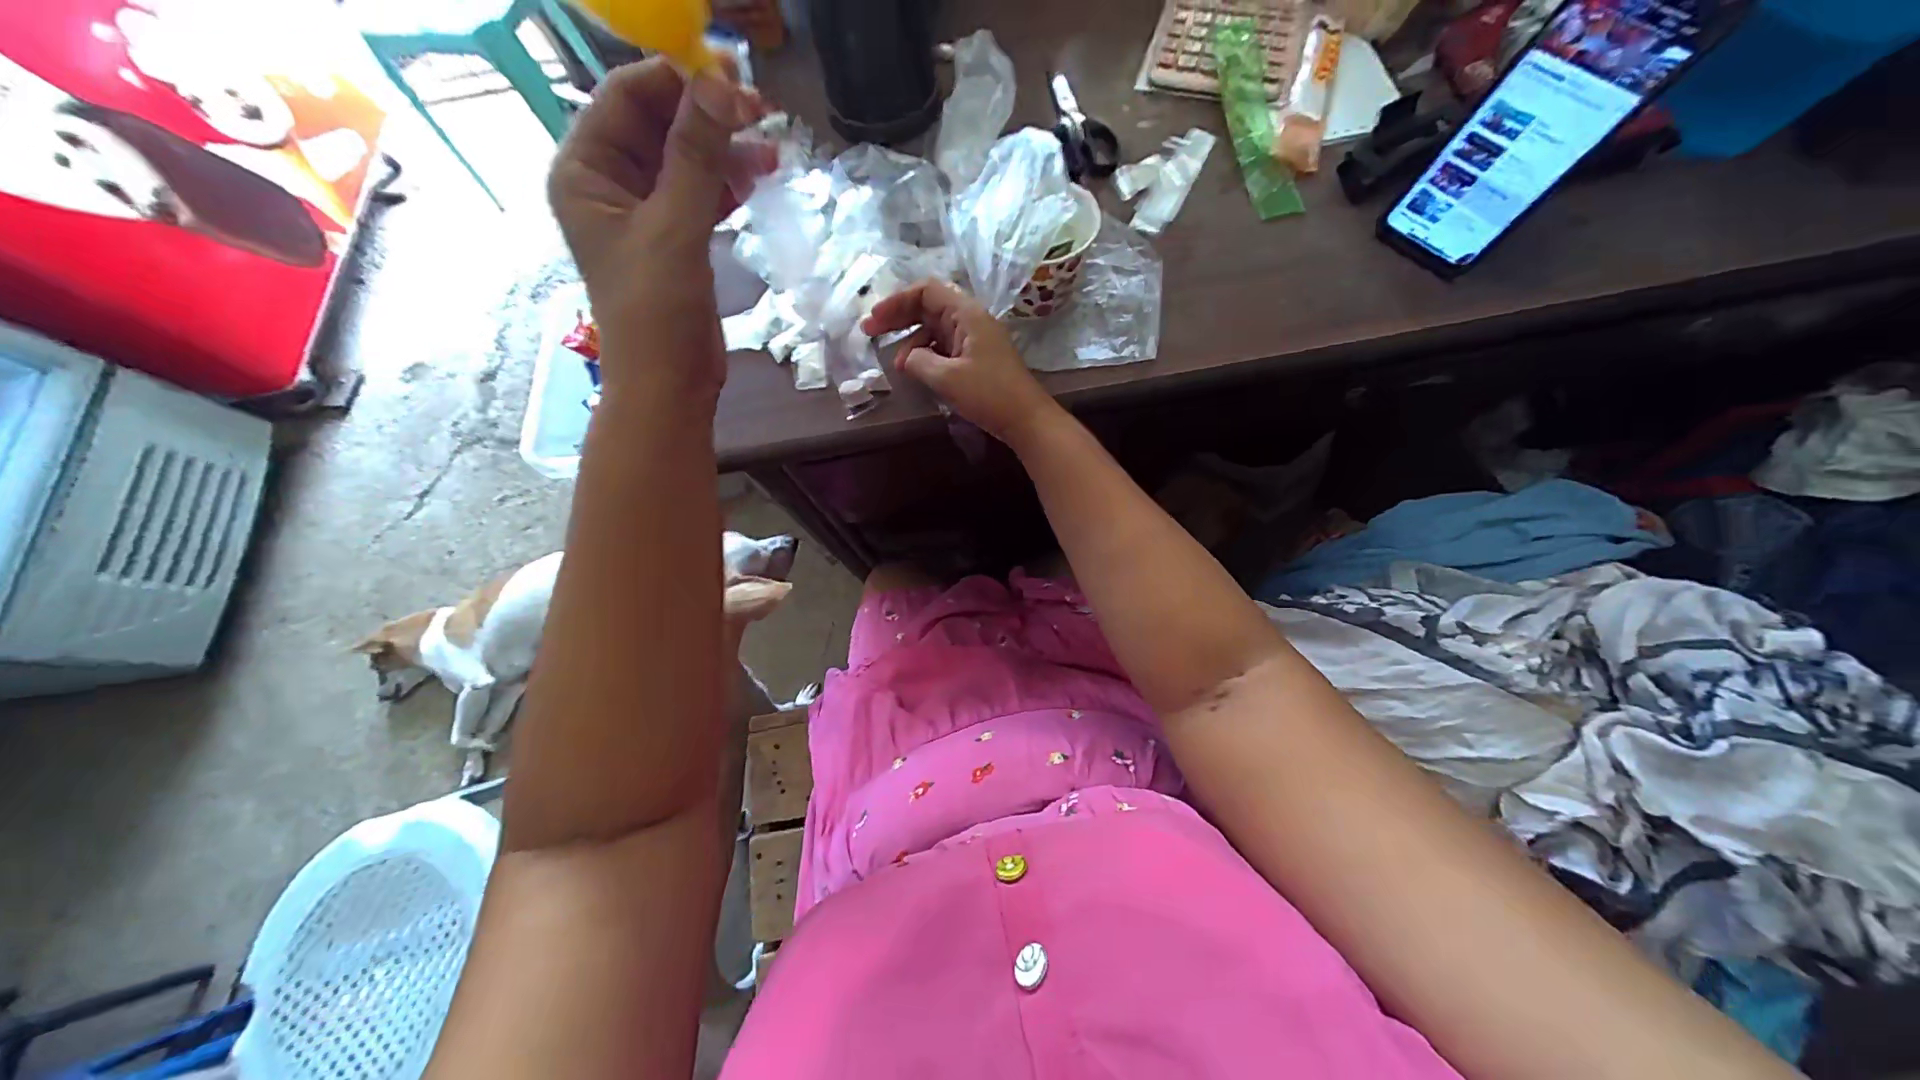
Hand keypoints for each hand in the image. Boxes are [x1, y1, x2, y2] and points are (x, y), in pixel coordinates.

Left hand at [548, 58, 770, 397]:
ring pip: (683, 159)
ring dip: (723, 150)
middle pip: (656, 125)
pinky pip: (698, 192)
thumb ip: (696, 155)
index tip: (731, 80)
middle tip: (759, 113)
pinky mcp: (673, 238)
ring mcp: (642, 212)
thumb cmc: (657, 311)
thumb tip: (719, 85)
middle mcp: (607, 184)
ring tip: (769, 151)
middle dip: (706, 116)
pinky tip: (758, 179)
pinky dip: (726, 183)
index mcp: (585, 172)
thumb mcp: (675, 227)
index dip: (676, 82)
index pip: (625, 98)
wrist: (669, 384)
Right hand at [861, 280, 1060, 444]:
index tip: (874, 320)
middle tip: (870, 332)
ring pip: (934, 329)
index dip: (896, 302)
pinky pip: (944, 347)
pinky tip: (915, 371)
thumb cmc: (989, 394)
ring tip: (896, 365)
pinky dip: (925, 355)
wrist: (1026, 419)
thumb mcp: (947, 378)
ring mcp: (974, 339)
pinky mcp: (975, 358)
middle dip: (899, 318)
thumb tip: (906, 357)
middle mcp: (970, 320)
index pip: (926, 291)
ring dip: (911, 342)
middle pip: (928, 307)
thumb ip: (918, 361)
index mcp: (967, 314)